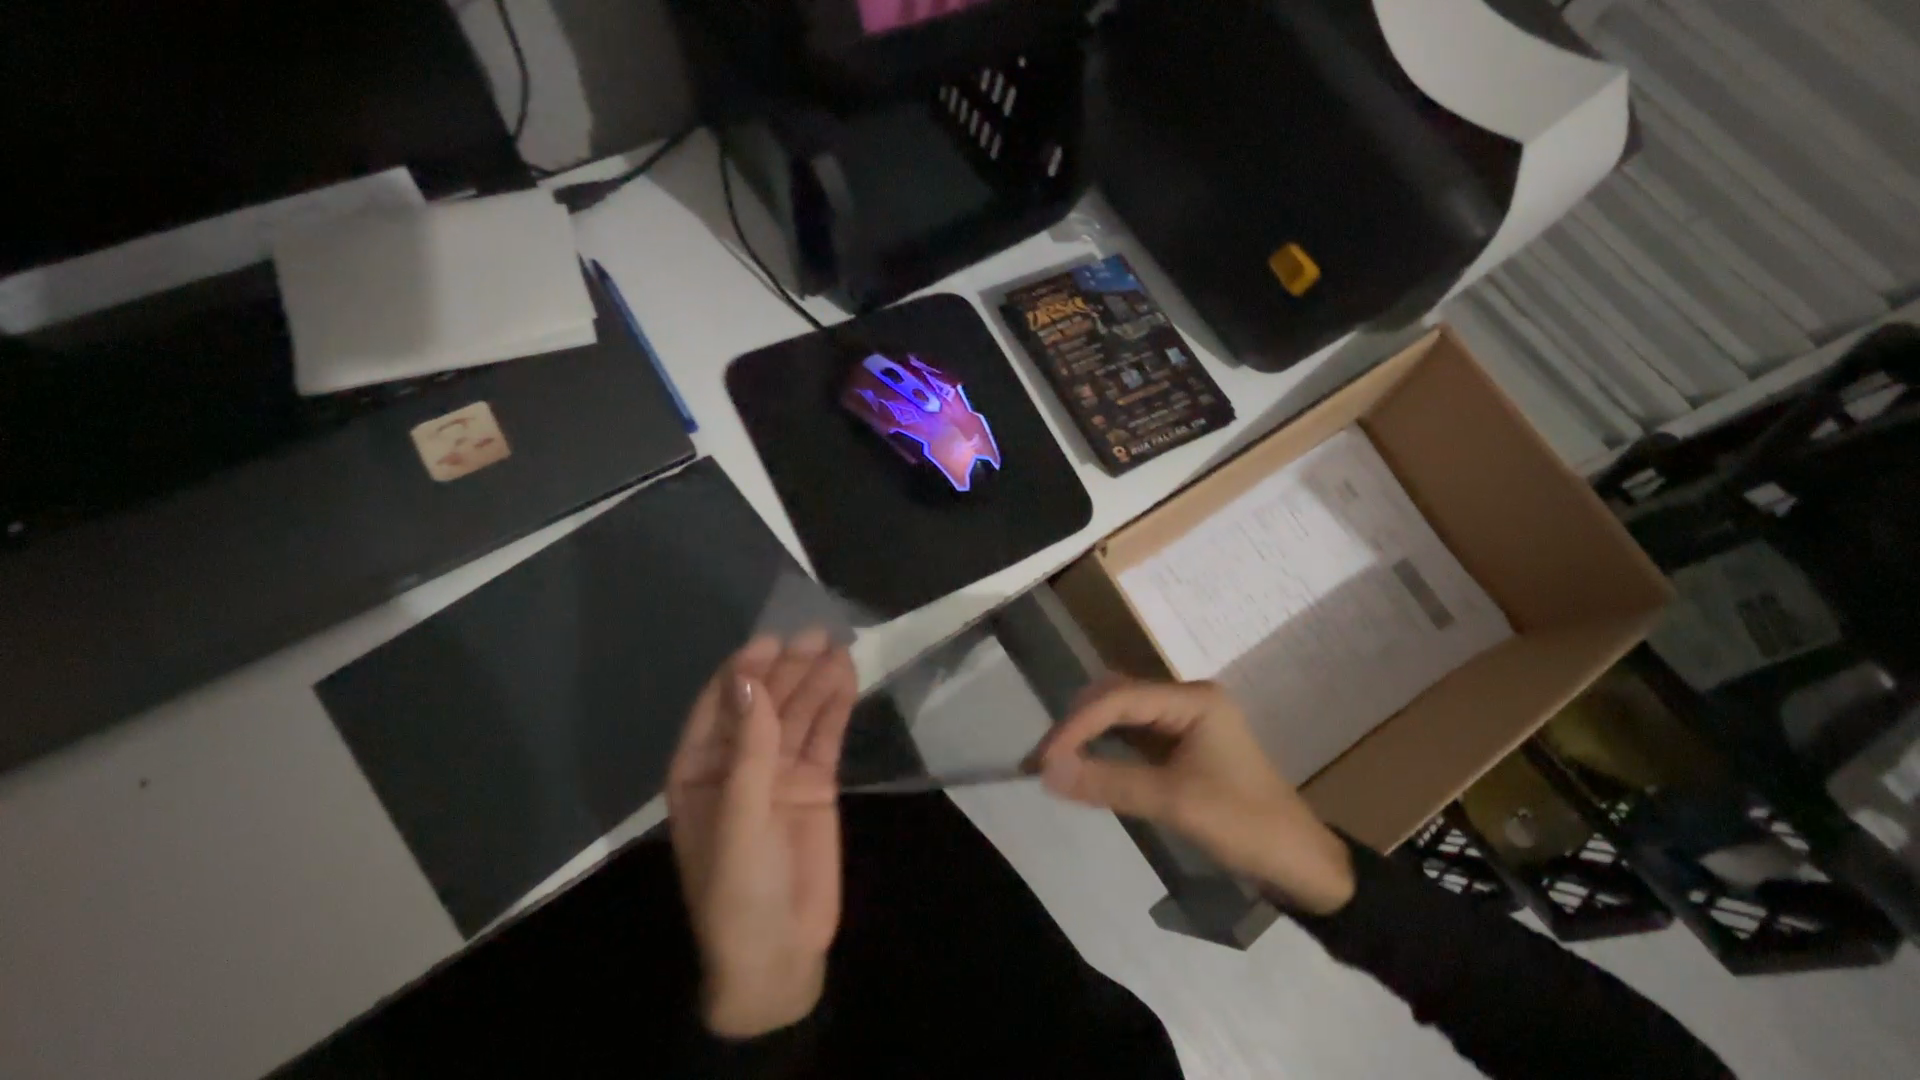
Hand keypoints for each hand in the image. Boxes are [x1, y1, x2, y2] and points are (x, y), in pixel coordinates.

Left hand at [667, 631, 856, 1037]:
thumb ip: (748, 746)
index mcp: (700, 769)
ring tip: (839, 648)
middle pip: (764, 703)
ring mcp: (779, 771)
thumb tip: (747, 677)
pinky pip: (824, 736)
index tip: (773, 641)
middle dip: (788, 670)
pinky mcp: (814, 784)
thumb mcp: (738, 817)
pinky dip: (835, 707)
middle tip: (818, 635)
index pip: (721, 705)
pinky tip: (847, 678)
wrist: (778, 954)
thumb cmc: (738, 889)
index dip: (745, 671)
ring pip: (797, 715)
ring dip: (816, 681)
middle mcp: (738, 761)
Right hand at [1034, 677, 1356, 915]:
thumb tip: (1046, 772)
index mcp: (1194, 700)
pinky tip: (1085, 767)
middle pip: (1117, 697)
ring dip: (1089, 735)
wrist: (1302, 864)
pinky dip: (1107, 749)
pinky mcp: (1185, 746)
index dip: (1075, 726)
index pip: (1118, 699)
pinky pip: (1135, 737)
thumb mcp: (1174, 803)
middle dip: (1077, 725)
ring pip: (1123, 715)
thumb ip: (1108, 782)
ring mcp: (1188, 722)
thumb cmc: (1244, 825)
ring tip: (1055, 764)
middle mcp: (1189, 700)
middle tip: (1042, 762)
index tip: (1042, 761)